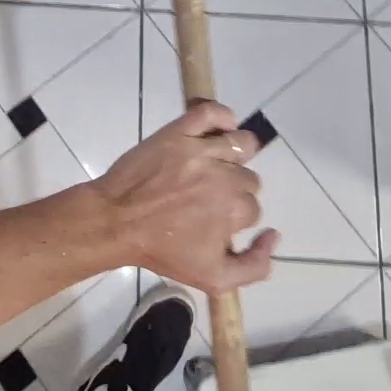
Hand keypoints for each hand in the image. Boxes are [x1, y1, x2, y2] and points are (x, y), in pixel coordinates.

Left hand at [90, 102, 276, 292]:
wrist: (116, 221)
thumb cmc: (163, 250)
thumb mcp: (214, 278)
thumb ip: (255, 265)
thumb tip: (274, 235)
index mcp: (233, 209)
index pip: (253, 208)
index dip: (236, 216)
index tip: (215, 221)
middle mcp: (223, 176)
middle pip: (247, 177)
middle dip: (234, 189)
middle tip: (207, 198)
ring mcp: (200, 149)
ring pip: (241, 144)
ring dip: (237, 155)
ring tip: (218, 165)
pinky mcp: (178, 132)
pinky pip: (210, 112)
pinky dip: (222, 116)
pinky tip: (222, 128)